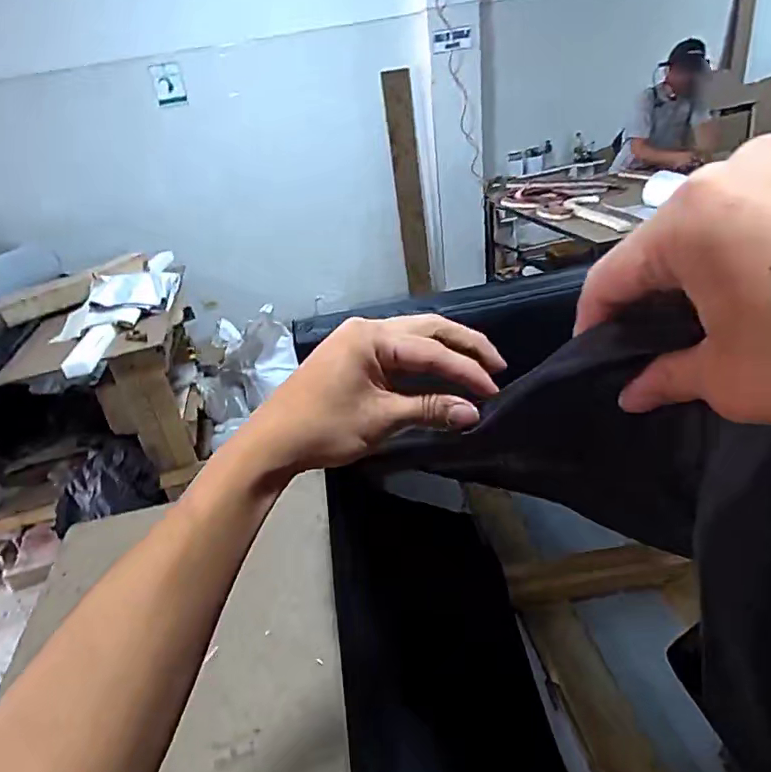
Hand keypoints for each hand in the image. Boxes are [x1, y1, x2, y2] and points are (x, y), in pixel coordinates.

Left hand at [229, 314, 505, 475]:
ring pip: (414, 339)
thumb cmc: (323, 428)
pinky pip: (398, 353)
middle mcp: (366, 329)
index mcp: (371, 336)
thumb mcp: (380, 419)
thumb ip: (429, 410)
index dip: (466, 370)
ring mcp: (358, 341)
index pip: (431, 349)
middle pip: (427, 330)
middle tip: (497, 366)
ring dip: (446, 353)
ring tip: (478, 368)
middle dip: (464, 346)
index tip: (493, 391)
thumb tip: (472, 413)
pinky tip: (443, 374)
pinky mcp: (354, 358)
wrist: (273, 442)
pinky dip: (424, 364)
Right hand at [576, 133, 770, 445]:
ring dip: (709, 285)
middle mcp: (740, 169)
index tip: (598, 367)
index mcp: (694, 215)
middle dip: (656, 306)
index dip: (595, 328)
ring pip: (723, 231)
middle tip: (667, 360)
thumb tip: (635, 389)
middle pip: (667, 247)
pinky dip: (760, 264)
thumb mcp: (741, 382)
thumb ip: (672, 378)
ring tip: (730, 335)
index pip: (612, 276)